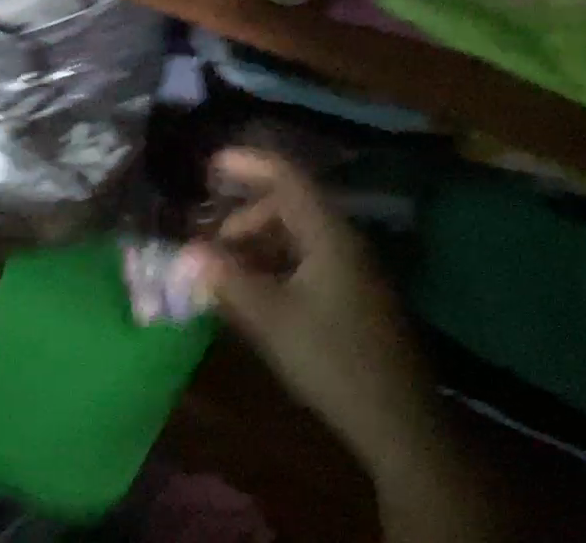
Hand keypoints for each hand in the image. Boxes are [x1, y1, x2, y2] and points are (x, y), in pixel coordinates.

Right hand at [191, 149, 490, 542]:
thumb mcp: (270, 318)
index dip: (249, 164)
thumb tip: (187, 252)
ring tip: (226, 271)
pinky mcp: (354, 296)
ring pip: (298, 236)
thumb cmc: (331, 359)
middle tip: (212, 244)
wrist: (398, 421)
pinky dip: (276, 265)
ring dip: (258, 244)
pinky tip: (255, 294)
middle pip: (290, 207)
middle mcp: (344, 242)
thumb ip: (226, 280)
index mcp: (329, 235)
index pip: (288, 178)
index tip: (211, 164)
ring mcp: (353, 270)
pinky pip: (308, 261)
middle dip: (245, 217)